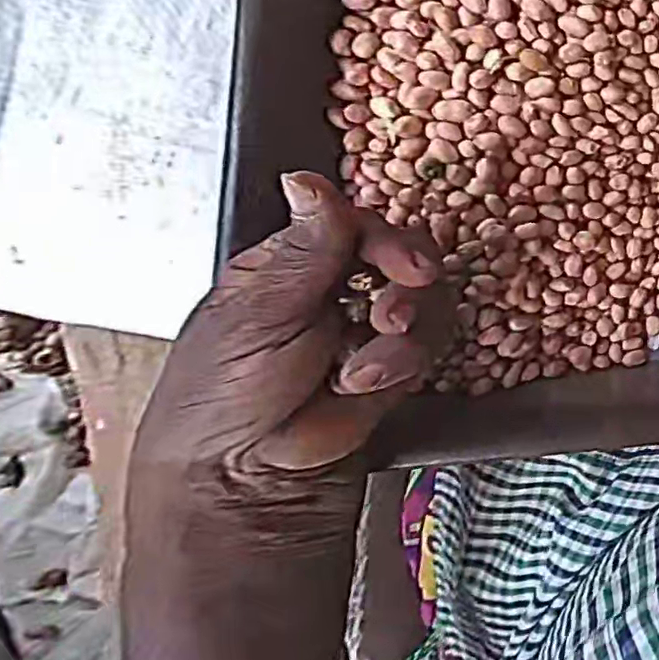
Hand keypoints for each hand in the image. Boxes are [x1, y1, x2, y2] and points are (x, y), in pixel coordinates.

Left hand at [126, 171, 450, 565]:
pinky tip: (370, 382)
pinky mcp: (401, 358)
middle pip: (406, 256)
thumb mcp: (257, 315)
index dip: (388, 240)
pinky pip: (433, 338)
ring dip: (405, 332)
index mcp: (296, 264)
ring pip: (428, 297)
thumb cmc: (225, 396)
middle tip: (393, 315)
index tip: (405, 267)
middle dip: (408, 284)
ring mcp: (375, 322)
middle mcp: (341, 286)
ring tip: (365, 366)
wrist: (248, 479)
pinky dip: (406, 360)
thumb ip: (303, 249)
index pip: (358, 226)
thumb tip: (305, 179)